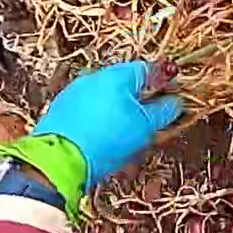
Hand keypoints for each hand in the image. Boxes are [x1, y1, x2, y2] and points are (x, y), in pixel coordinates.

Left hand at [32, 62, 182, 183]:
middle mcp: (93, 78)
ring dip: (121, 111)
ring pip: (108, 98)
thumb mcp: (145, 126)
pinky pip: (90, 110)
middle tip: (152, 121)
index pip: (148, 69)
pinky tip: (105, 138)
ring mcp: (74, 93)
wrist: (57, 162)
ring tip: (128, 134)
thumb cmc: (105, 139)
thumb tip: (175, 102)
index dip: (163, 84)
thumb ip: (165, 110)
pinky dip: (101, 120)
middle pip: (127, 84)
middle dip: (142, 101)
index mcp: (116, 75)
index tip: (171, 100)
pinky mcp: (60, 110)